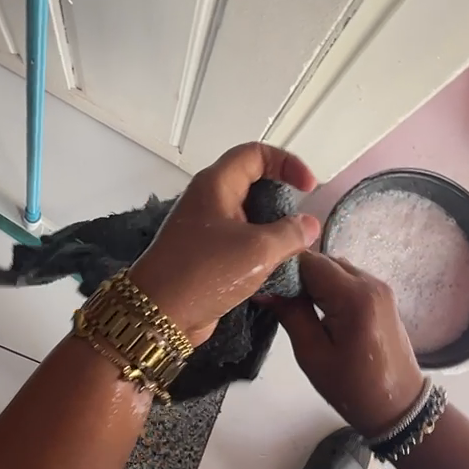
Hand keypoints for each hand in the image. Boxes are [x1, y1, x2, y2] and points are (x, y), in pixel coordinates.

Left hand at [126, 143, 319, 344]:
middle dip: (282, 200)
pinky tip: (279, 268)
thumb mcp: (257, 250)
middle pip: (254, 184)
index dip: (286, 163)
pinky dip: (262, 250)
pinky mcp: (208, 254)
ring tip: (295, 249)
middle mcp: (210, 200)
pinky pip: (242, 242)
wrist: (160, 314)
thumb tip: (308, 225)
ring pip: (250, 216)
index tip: (308, 188)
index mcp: (216, 184)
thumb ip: (290, 233)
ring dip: (274, 230)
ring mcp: (207, 228)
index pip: (255, 154)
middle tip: (301, 222)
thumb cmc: (204, 273)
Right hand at [274, 252, 426, 432]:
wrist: (399, 406)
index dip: (282, 269)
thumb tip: (264, 289)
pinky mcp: (381, 295)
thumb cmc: (353, 387)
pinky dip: (328, 285)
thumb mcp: (312, 353)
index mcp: (354, 297)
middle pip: (322, 260)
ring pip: (334, 267)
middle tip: (276, 298)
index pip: (309, 262)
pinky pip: (347, 278)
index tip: (264, 287)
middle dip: (296, 274)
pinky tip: (317, 307)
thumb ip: (290, 313)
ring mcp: (379, 287)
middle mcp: (370, 282)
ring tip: (294, 304)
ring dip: (312, 280)